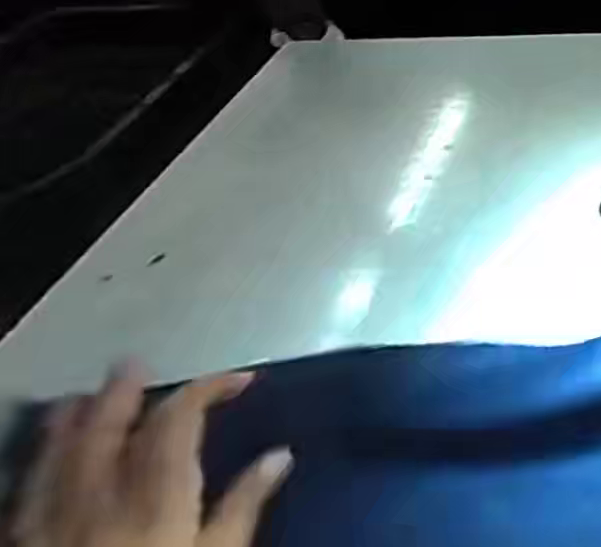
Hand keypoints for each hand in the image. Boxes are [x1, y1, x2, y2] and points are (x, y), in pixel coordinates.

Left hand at [11, 362, 292, 546]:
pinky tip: (37, 467)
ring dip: (64, 431)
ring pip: (52, 469)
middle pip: (105, 439)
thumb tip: (281, 454)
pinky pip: (20, 505)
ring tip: (74, 403)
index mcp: (156, 497)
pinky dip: (31, 475)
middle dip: (119, 398)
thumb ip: (243, 505)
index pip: (176, 424)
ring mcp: (46, 532)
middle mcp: (98, 503)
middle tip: (131, 364)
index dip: (206, 390)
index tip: (241, 378)